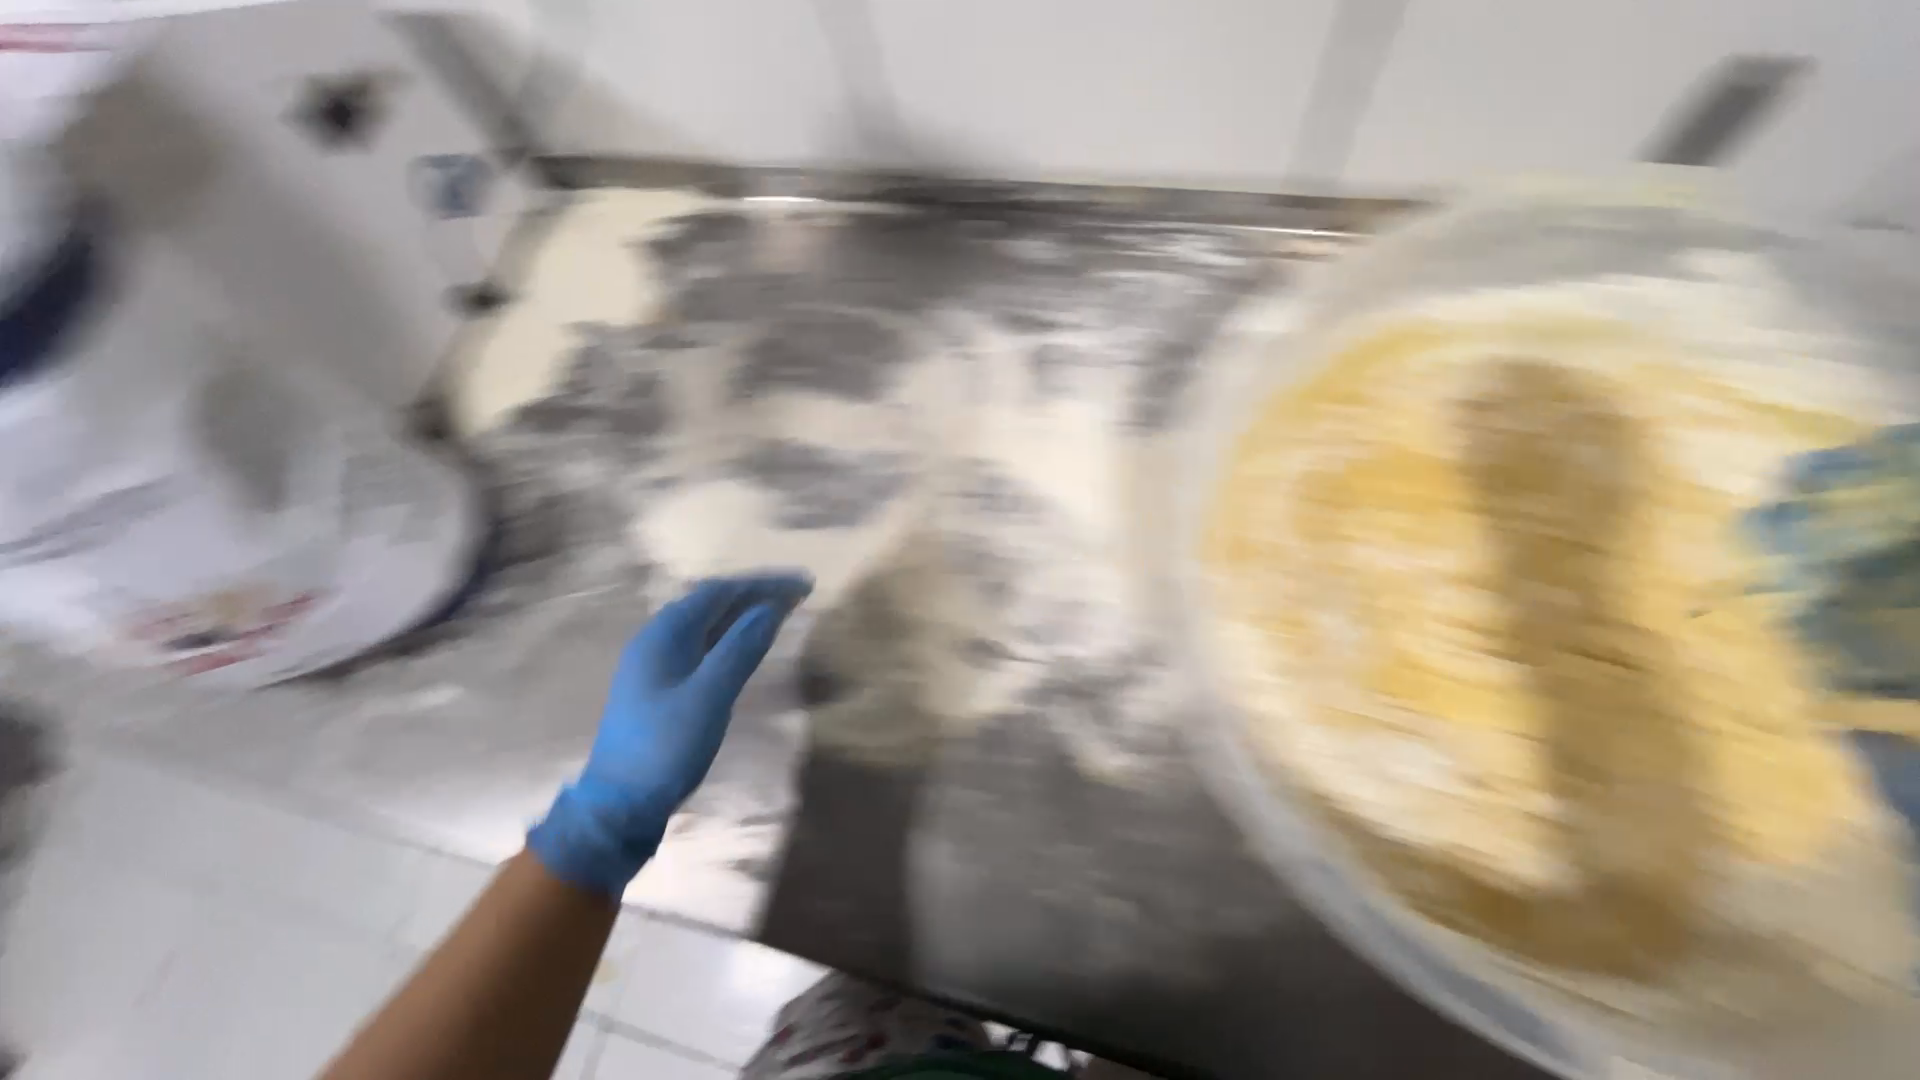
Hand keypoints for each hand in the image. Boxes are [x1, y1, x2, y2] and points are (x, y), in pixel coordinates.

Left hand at [527, 573, 812, 895]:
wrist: (620, 806)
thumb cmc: (665, 747)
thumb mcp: (709, 696)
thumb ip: (739, 650)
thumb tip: (769, 609)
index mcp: (664, 634)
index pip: (720, 591)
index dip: (763, 584)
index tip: (804, 584)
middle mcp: (657, 640)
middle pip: (713, 603)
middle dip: (756, 594)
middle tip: (800, 596)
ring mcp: (658, 666)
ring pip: (708, 626)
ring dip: (745, 615)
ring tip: (782, 614)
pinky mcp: (663, 689)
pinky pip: (704, 647)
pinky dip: (733, 639)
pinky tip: (749, 648)